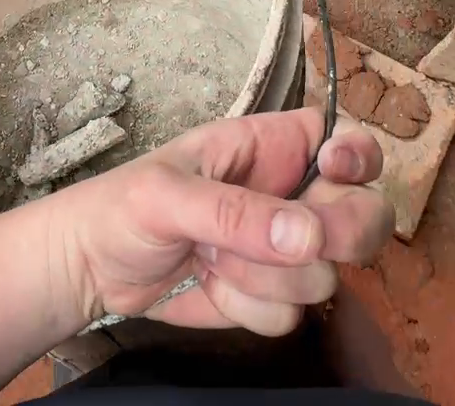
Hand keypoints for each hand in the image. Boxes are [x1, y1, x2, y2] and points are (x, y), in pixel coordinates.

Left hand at [43, 107, 394, 335]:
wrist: (93, 268)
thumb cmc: (123, 206)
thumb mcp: (168, 194)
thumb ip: (235, 211)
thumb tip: (309, 234)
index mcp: (265, 148)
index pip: (340, 138)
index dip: (356, 153)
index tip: (336, 170)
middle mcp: (285, 196)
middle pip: (361, 212)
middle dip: (338, 233)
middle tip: (293, 243)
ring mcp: (280, 250)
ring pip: (326, 274)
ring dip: (267, 277)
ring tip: (208, 254)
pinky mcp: (267, 298)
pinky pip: (290, 316)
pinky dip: (246, 308)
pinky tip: (206, 283)